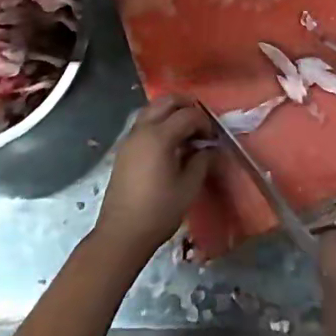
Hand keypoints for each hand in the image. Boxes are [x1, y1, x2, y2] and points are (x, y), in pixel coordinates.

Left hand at [93, 97, 211, 260]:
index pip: (188, 115)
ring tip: (185, 131)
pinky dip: (158, 122)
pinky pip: (143, 123)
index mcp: (160, 136)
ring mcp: (130, 138)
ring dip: (170, 112)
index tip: (213, 139)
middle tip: (201, 123)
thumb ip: (202, 161)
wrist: (122, 233)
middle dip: (186, 106)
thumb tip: (210, 149)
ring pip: (151, 109)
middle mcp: (142, 130)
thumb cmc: (159, 211)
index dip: (204, 123)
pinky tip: (168, 143)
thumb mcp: (189, 187)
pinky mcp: (124, 149)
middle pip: (166, 102)